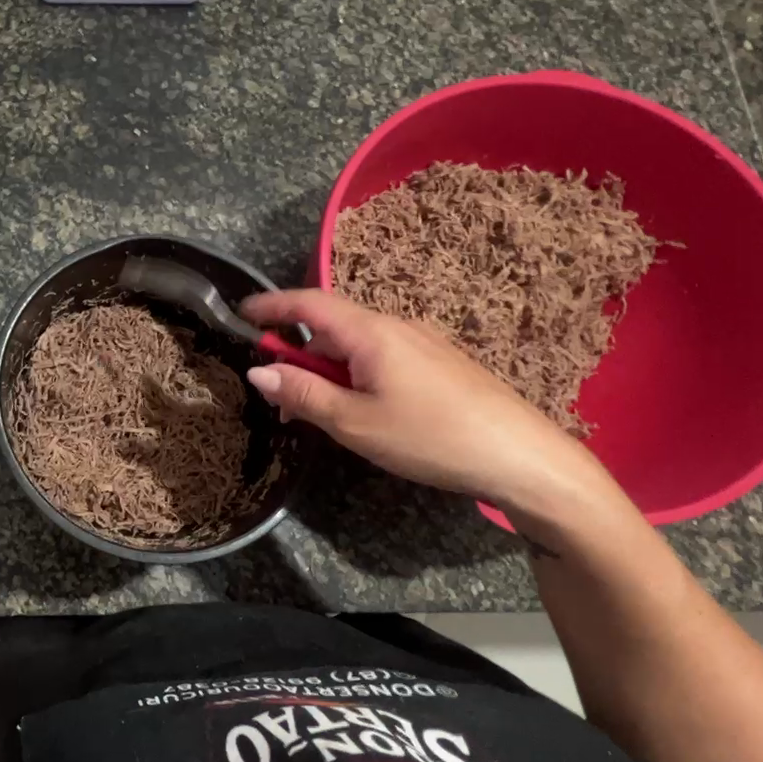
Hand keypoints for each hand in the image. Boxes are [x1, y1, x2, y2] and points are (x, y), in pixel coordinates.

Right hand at [240, 289, 621, 520]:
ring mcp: (420, 344)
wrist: (522, 456)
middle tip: (279, 400)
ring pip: (355, 347)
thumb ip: (303, 394)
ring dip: (326, 372)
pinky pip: (379, 358)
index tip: (240, 314)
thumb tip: (258, 373)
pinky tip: (359, 413)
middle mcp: (395, 327)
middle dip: (297, 356)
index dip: (271, 305)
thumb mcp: (354, 422)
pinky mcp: (437, 365)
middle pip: (330, 328)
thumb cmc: (430, 436)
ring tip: (318, 415)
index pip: (308, 304)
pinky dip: (353, 377)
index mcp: (370, 333)